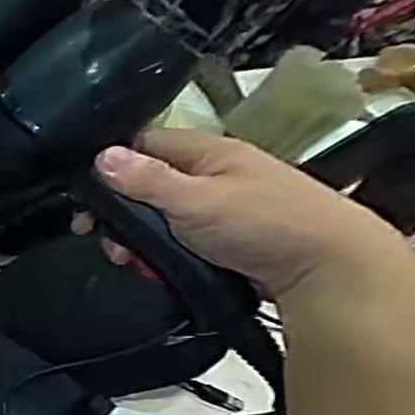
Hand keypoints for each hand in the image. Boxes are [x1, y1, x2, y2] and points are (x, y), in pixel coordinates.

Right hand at [85, 129, 411, 301]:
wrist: (328, 270)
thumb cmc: (265, 224)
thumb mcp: (194, 200)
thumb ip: (145, 180)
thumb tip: (103, 156)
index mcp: (208, 153)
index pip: (144, 144)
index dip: (109, 166)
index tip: (86, 198)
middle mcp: (213, 175)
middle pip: (146, 187)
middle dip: (121, 216)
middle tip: (108, 241)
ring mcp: (220, 208)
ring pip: (160, 219)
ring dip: (139, 241)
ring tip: (135, 262)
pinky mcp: (226, 239)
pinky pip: (178, 242)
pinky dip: (163, 256)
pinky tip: (160, 270)